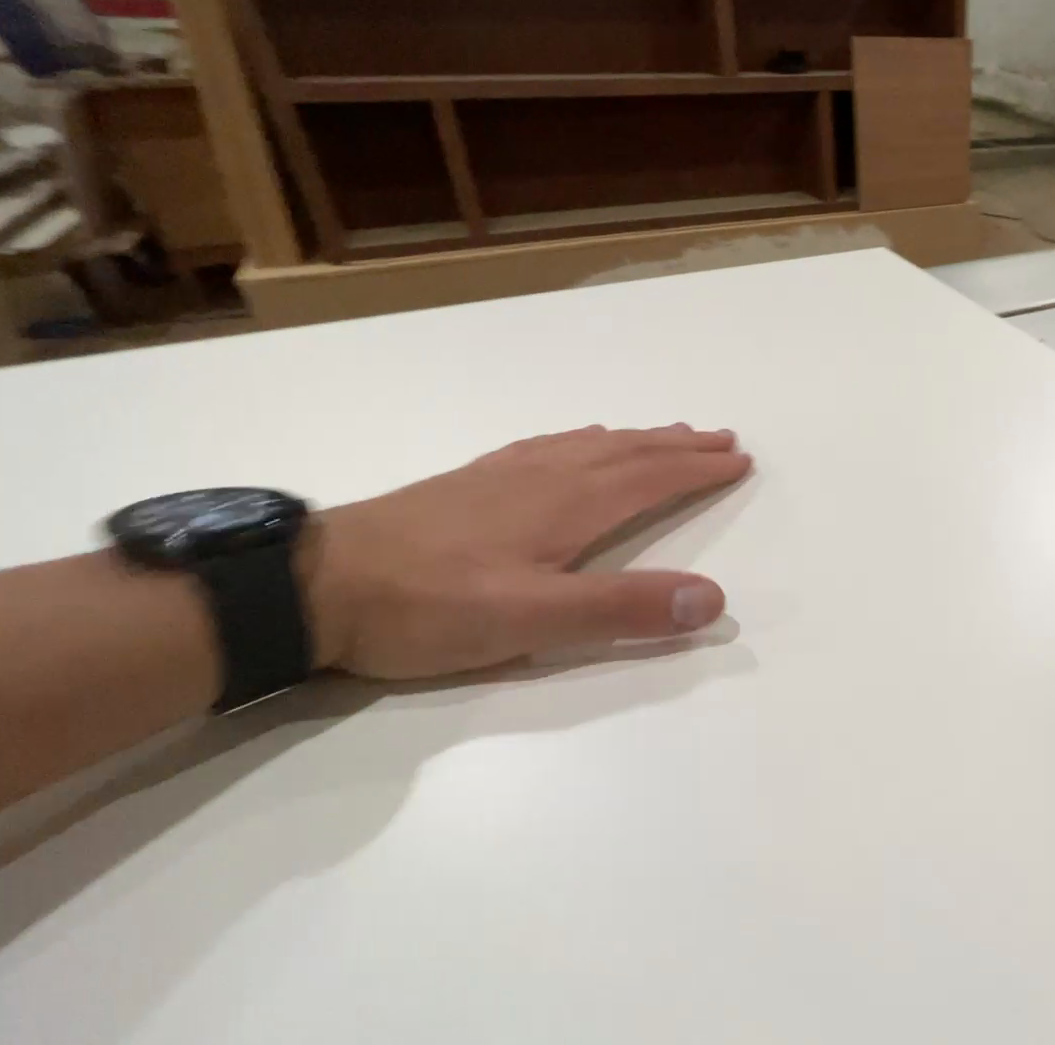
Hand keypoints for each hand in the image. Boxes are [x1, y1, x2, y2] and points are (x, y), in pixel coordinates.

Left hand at [306, 424, 751, 679]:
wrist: (313, 587)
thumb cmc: (430, 606)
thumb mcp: (534, 620)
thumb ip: (624, 610)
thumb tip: (713, 600)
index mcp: (570, 503)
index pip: (652, 478)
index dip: (699, 469)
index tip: (740, 460)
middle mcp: (546, 476)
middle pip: (629, 451)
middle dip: (680, 446)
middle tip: (723, 438)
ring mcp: (506, 475)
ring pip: (592, 444)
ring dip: (640, 439)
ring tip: (669, 435)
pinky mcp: (474, 483)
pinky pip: (551, 445)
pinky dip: (587, 439)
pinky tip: (580, 443)